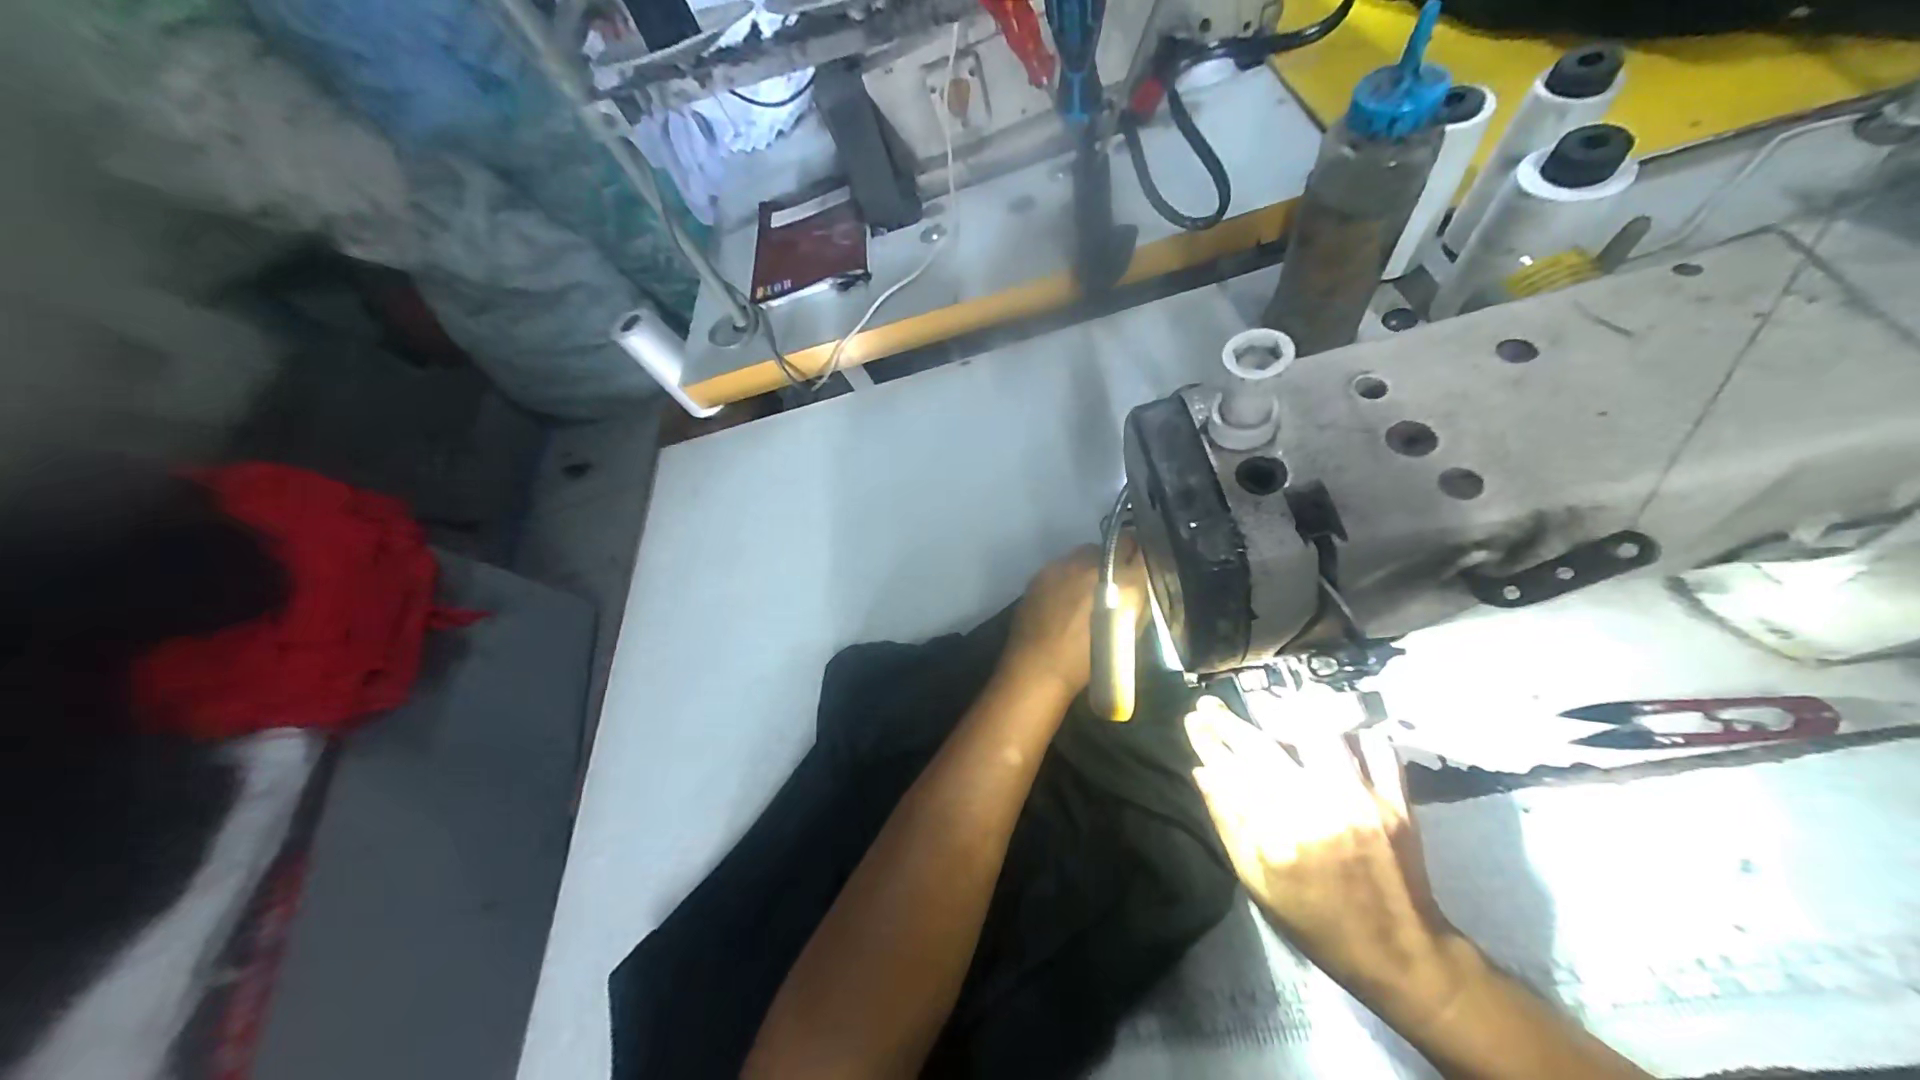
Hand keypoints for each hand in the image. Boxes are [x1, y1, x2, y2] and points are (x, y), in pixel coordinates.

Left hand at [1000, 543, 1142, 697]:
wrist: (1037, 669)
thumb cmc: (1087, 661)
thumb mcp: (1125, 632)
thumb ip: (1134, 603)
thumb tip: (1136, 587)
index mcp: (1119, 581)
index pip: (1137, 552)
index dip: (1138, 560)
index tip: (1138, 569)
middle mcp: (1091, 565)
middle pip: (1111, 547)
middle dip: (1115, 560)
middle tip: (1114, 581)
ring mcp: (1063, 566)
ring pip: (1085, 552)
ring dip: (1091, 565)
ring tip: (1087, 588)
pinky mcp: (1041, 573)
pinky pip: (1062, 564)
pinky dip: (1068, 575)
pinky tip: (1065, 596)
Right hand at [1184, 697, 1465, 1021]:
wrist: (1398, 953)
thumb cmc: (1315, 921)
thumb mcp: (1257, 883)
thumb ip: (1229, 824)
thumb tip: (1203, 772)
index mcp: (1279, 836)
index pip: (1231, 772)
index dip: (1208, 740)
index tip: (1192, 718)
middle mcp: (1317, 809)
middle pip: (1264, 749)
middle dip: (1230, 722)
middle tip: (1210, 703)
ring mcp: (1360, 801)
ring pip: (1319, 733)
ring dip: (1287, 713)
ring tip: (1266, 704)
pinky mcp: (1395, 802)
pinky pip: (1375, 748)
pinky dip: (1353, 729)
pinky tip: (1333, 722)